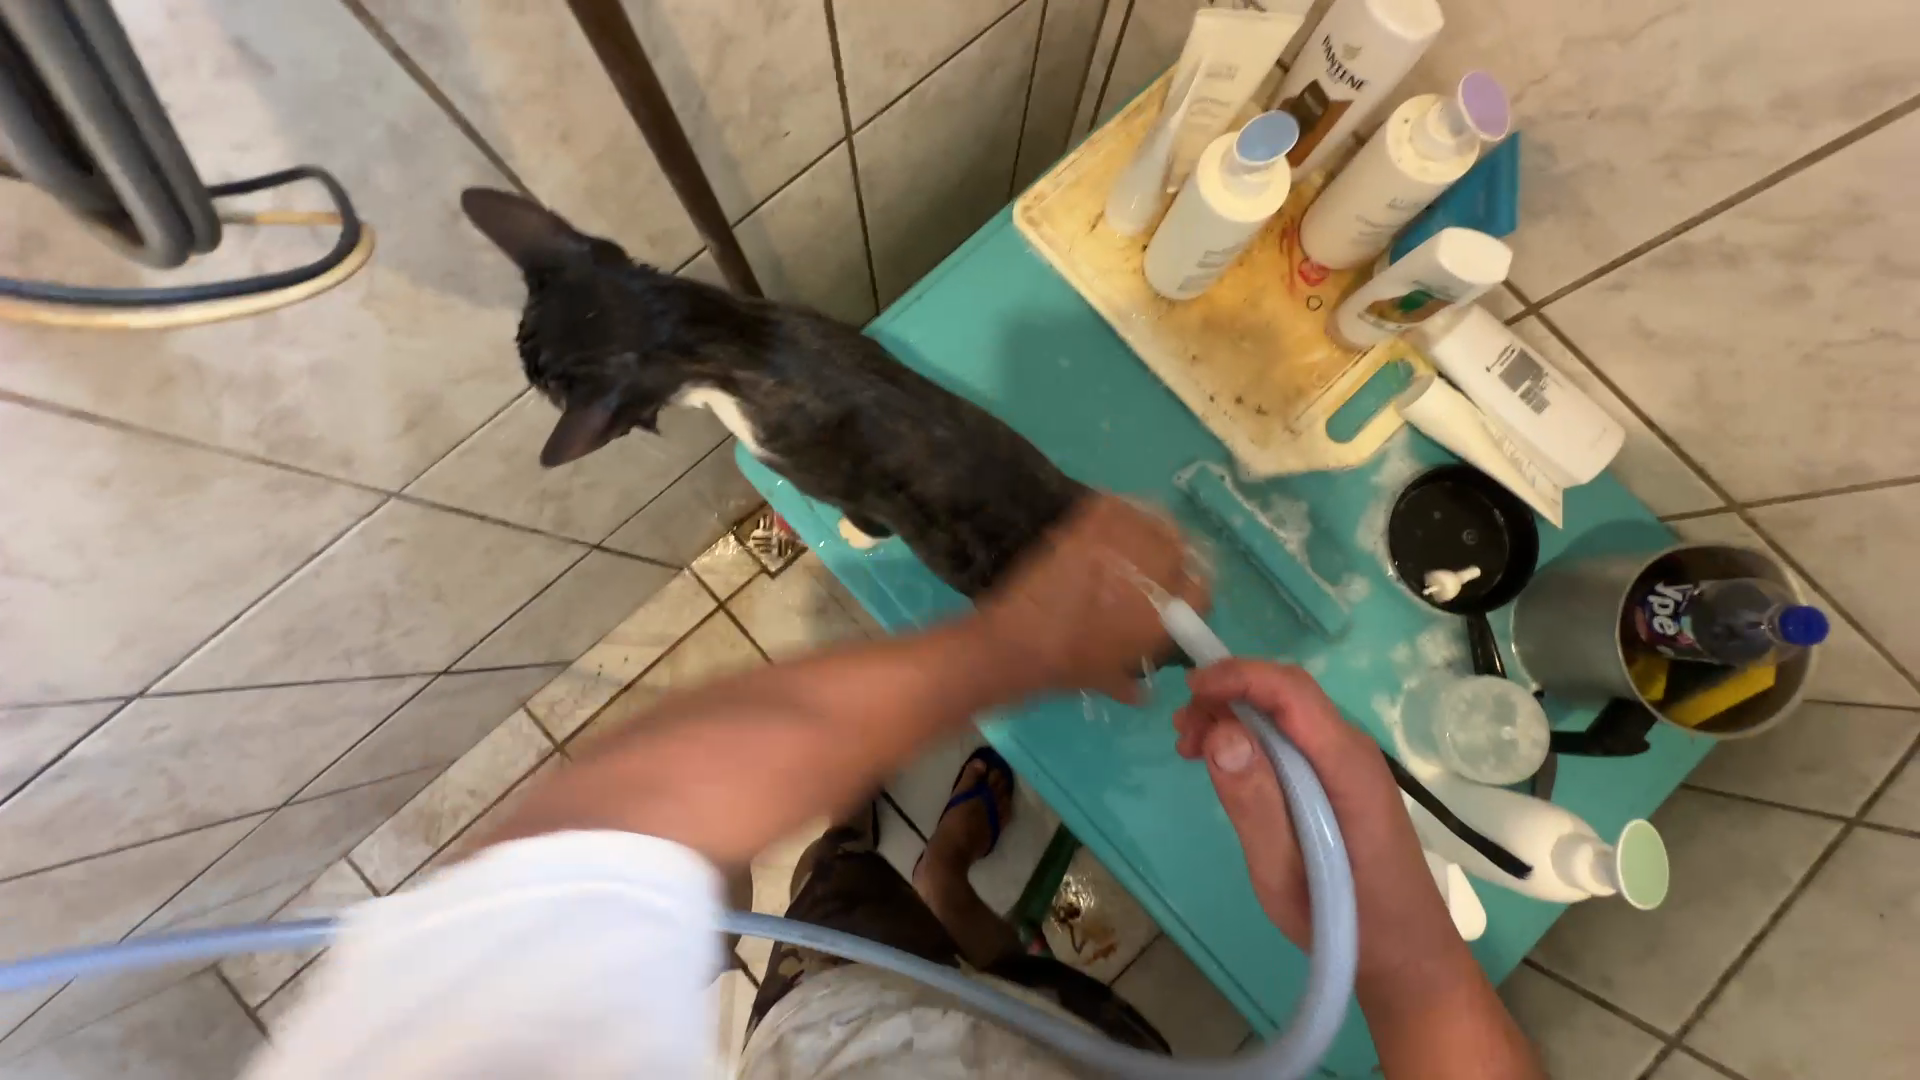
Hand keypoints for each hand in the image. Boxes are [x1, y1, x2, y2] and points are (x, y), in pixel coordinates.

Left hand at [977, 494, 1207, 701]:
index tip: (1174, 592)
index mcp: (1165, 614)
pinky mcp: (1088, 525)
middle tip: (1151, 563)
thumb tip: (1141, 690)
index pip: (1201, 591)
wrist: (1017, 642)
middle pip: (1182, 550)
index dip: (1188, 592)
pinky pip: (1117, 506)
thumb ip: (1131, 683)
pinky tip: (1107, 519)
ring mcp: (1121, 545)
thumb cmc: (1064, 666)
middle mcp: (1154, 575)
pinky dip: (1118, 510)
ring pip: (1156, 523)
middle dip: (1173, 557)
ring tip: (1133, 538)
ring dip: (1149, 530)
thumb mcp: (1106, 680)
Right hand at [1174, 661, 1460, 980]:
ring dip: (1230, 712)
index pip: (1292, 691)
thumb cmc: (1346, 921)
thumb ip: (1255, 803)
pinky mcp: (1333, 772)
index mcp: (1348, 767)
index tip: (1189, 691)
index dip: (1238, 677)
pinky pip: (1286, 732)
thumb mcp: (1285, 874)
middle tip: (1181, 732)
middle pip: (1284, 691)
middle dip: (1226, 694)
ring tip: (1189, 747)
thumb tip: (1220, 731)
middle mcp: (1350, 748)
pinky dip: (1244, 732)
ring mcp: (1344, 758)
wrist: (1404, 952)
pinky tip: (1218, 759)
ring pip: (1281, 708)